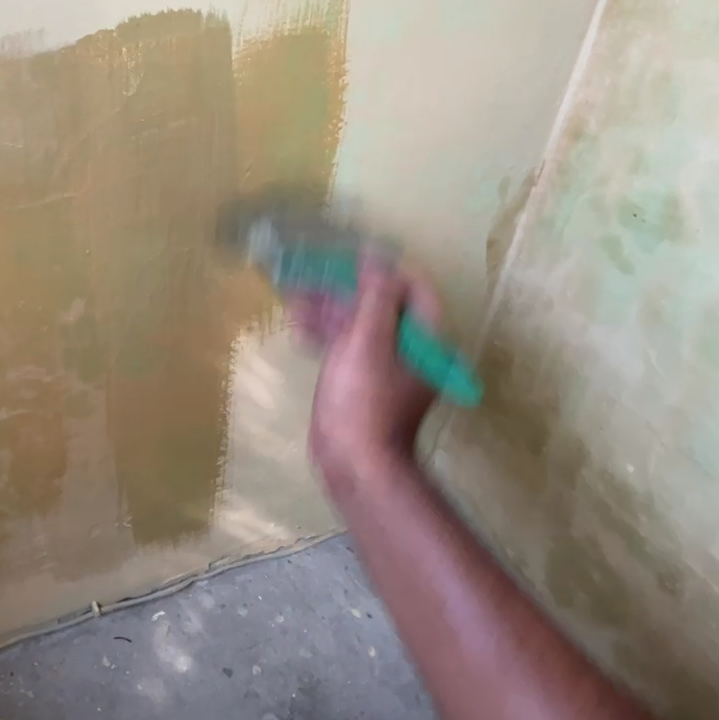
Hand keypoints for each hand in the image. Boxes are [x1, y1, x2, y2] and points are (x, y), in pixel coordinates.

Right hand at [292, 257, 440, 494]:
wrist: (353, 462)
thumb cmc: (364, 398)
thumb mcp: (368, 341)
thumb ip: (375, 296)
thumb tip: (376, 257)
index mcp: (425, 338)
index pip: (413, 286)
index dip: (382, 268)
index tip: (347, 258)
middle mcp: (410, 348)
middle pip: (380, 303)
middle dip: (343, 288)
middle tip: (309, 276)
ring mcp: (384, 365)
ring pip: (357, 323)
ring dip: (327, 309)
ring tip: (293, 298)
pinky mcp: (360, 379)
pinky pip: (345, 346)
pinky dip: (324, 334)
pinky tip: (299, 328)